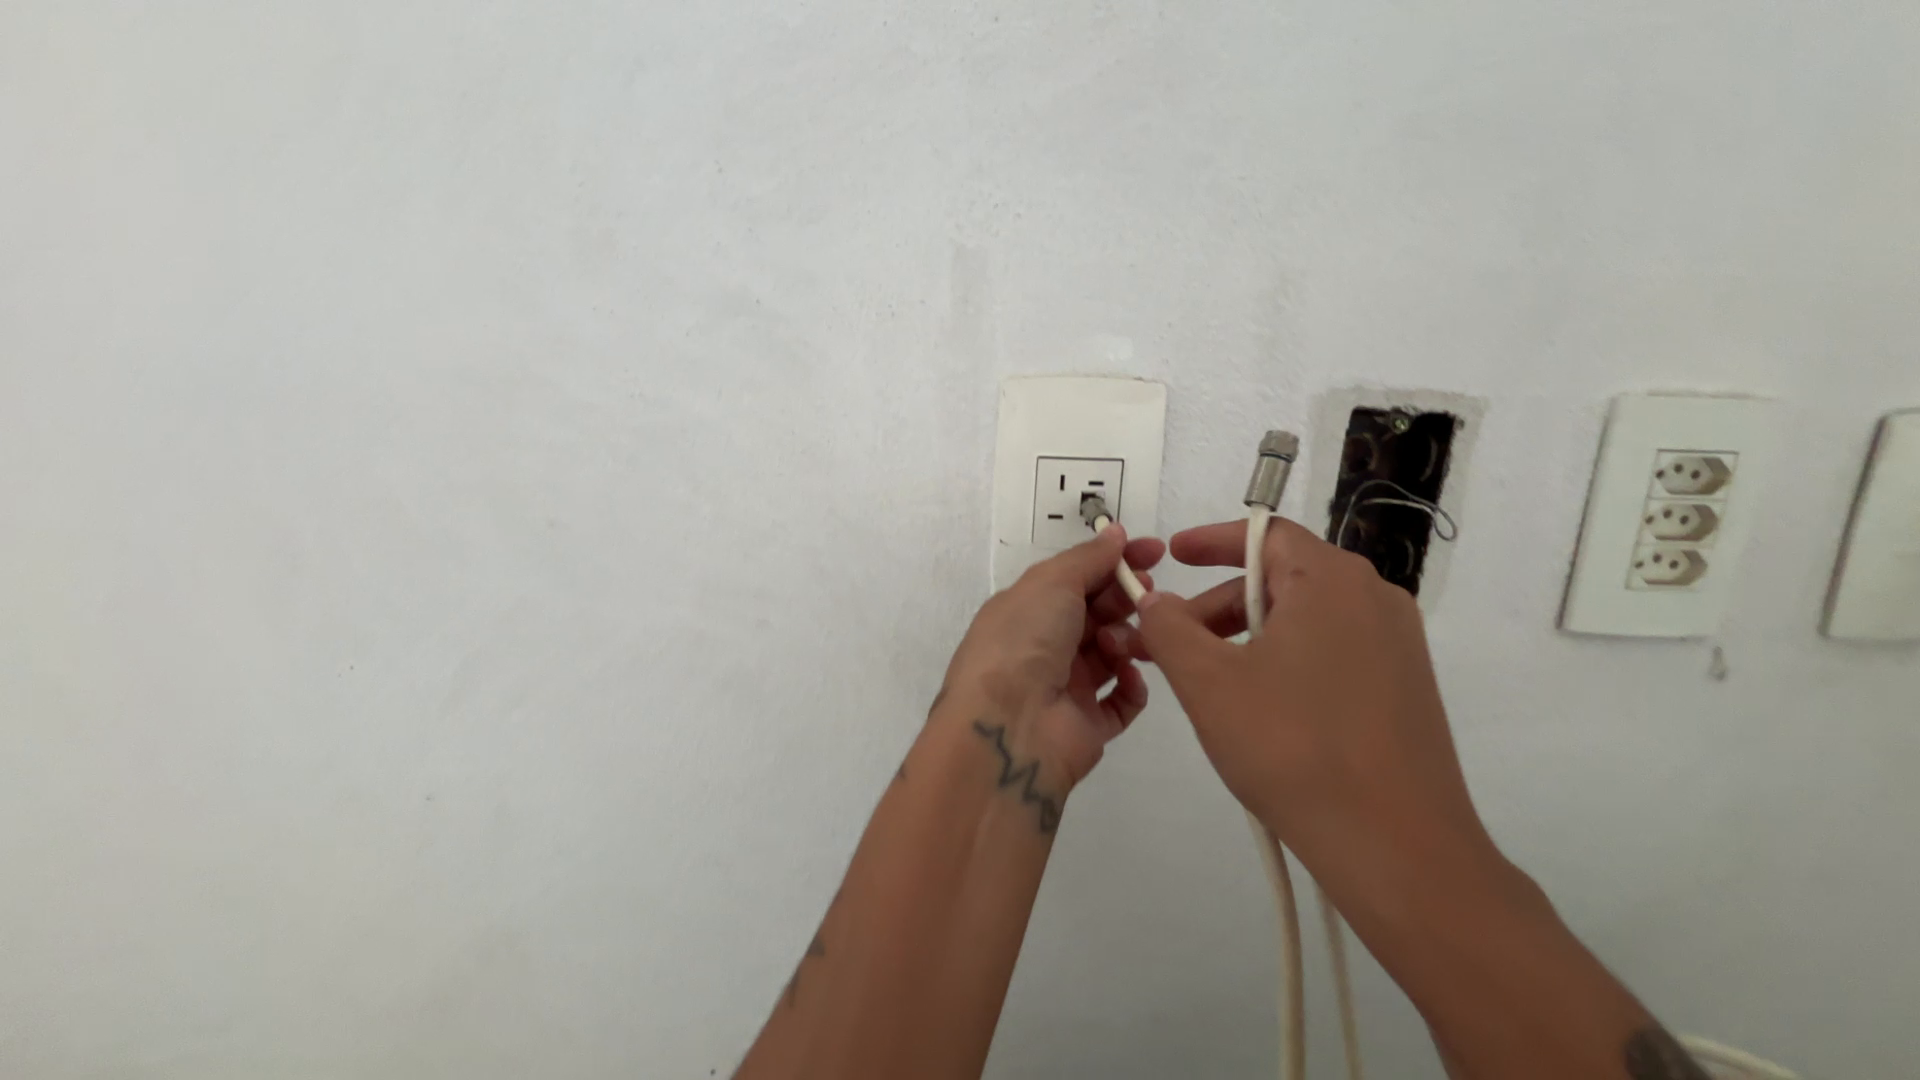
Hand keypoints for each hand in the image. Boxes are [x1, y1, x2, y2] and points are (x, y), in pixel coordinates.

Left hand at [939, 527, 1164, 787]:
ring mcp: (1066, 687)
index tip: (1155, 551)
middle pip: (1098, 613)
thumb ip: (1087, 559)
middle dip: (1125, 599)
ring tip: (1126, 642)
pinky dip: (1132, 686)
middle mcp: (1044, 646)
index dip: (1114, 562)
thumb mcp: (1051, 583)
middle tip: (1147, 595)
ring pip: (1113, 654)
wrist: (1008, 726)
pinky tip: (1131, 676)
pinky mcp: (1087, 725)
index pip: (1077, 577)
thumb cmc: (1024, 641)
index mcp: (1027, 609)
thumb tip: (1114, 534)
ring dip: (1128, 640)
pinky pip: (1122, 701)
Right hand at [1127, 517, 1500, 895]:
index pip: (1264, 535)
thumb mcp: (1209, 683)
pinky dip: (1284, 661)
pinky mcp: (1404, 688)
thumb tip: (1155, 600)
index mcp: (1331, 581)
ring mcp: (1397, 646)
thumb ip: (1169, 628)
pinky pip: (1331, 651)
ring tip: (1208, 684)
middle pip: (1281, 578)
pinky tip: (1258, 709)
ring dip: (1247, 637)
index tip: (1172, 556)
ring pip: (1304, 619)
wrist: (1397, 846)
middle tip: (1171, 644)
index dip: (1210, 541)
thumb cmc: (1293, 747)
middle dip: (1218, 605)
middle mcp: (1374, 599)